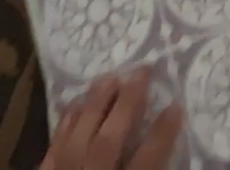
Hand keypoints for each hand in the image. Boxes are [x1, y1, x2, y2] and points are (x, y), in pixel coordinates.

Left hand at [39, 68, 181, 169]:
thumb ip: (150, 167)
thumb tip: (167, 136)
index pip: (147, 160)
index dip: (163, 132)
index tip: (176, 105)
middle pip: (109, 139)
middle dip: (127, 102)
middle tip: (143, 69)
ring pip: (78, 137)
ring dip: (95, 104)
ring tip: (111, 77)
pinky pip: (53, 146)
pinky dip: (65, 123)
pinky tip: (76, 104)